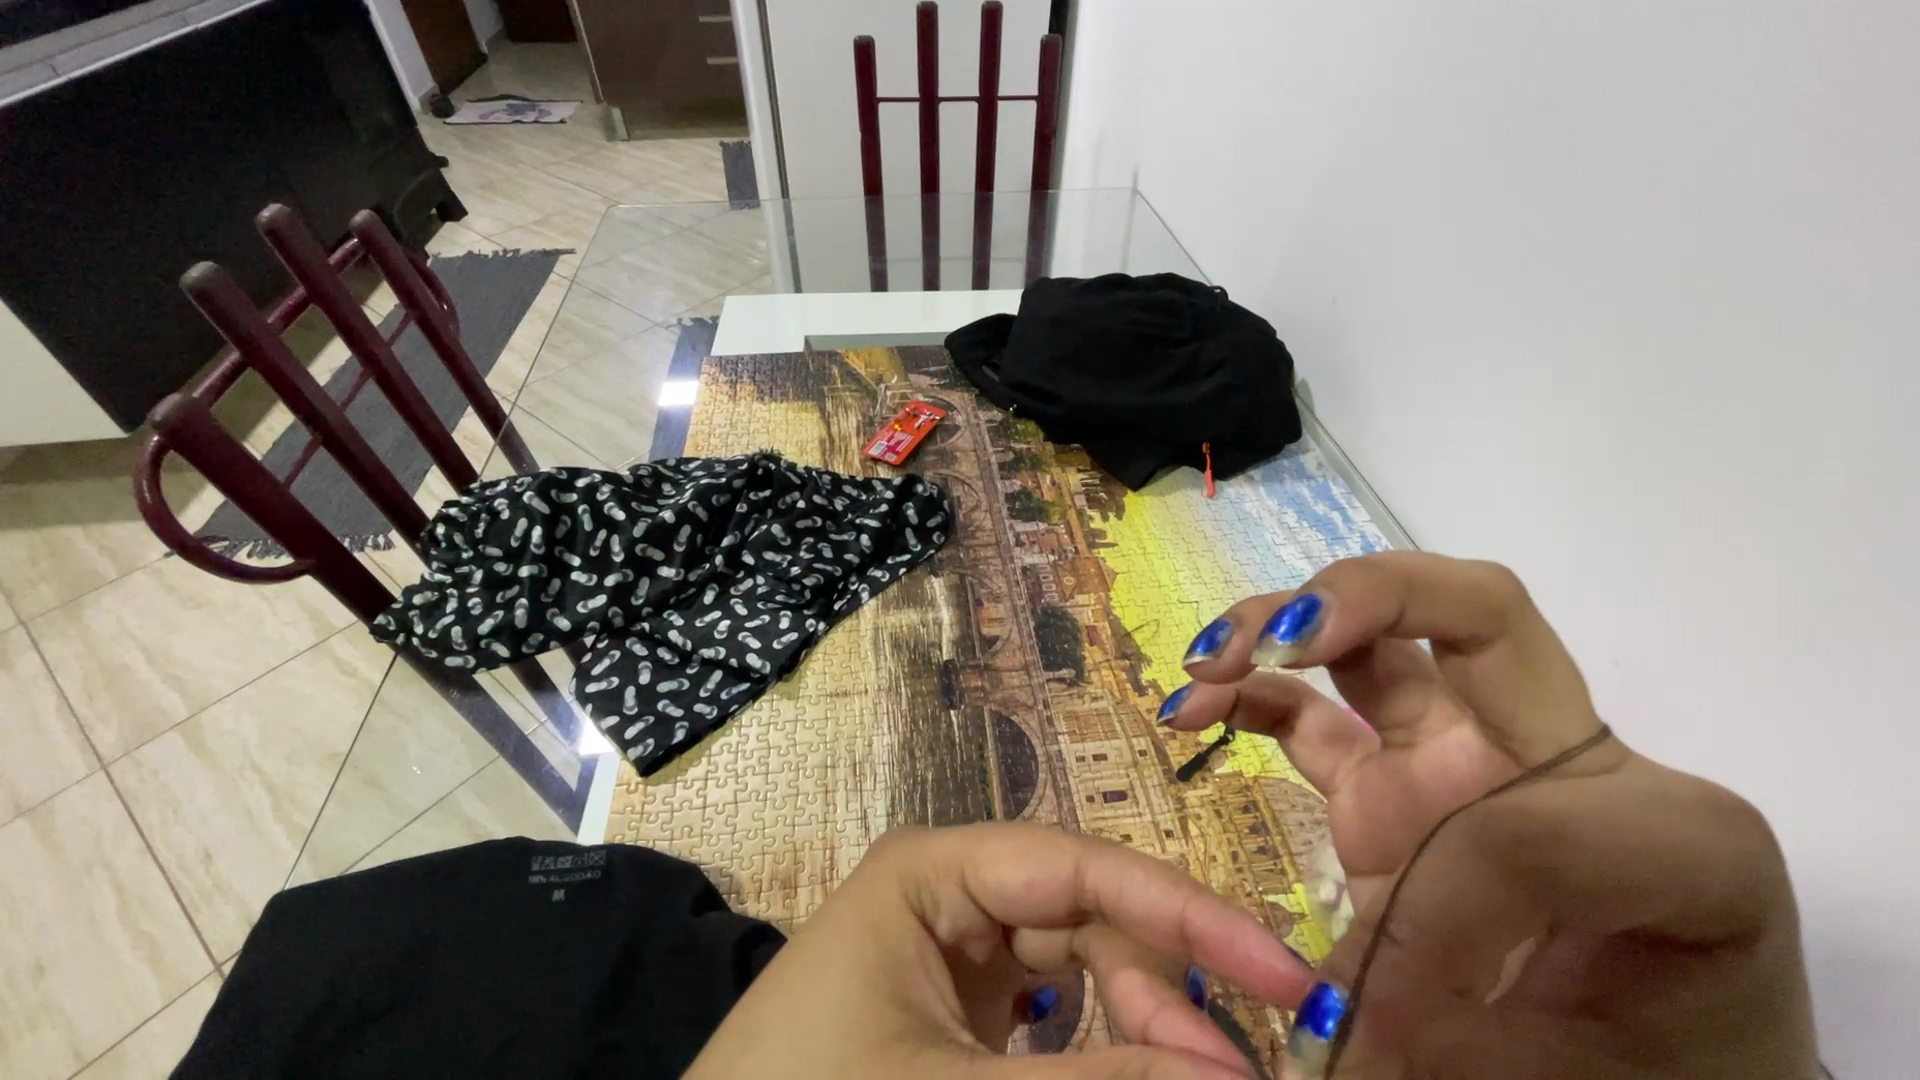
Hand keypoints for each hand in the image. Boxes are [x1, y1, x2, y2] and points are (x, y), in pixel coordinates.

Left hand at [686, 823, 1315, 1078]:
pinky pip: (1054, 1005)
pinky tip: (1137, 1066)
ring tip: (1188, 1075)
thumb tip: (1233, 1075)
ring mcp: (956, 943)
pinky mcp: (961, 1001)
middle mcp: (951, 888)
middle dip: (1162, 989)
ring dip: (1140, 1020)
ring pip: (1081, 961)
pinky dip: (1100, 1041)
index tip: (1281, 970)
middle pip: (1089, 916)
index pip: (1082, 868)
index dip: (1187, 913)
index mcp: (934, 870)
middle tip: (1228, 1071)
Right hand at [1171, 552, 1815, 1076]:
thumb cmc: (1642, 1078)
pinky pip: (1313, 711)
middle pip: (1472, 611)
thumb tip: (1309, 1029)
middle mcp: (1556, 765)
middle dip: (1366, 600)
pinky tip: (1193, 710)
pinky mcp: (1387, 783)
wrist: (1648, 1077)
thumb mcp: (1567, 1076)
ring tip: (1208, 662)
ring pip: (1375, 637)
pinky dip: (1248, 696)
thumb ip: (1440, 1036)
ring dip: (1280, 627)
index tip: (1386, 1007)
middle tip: (1281, 642)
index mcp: (1661, 841)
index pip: (1530, 829)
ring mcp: (1459, 761)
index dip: (1443, 910)